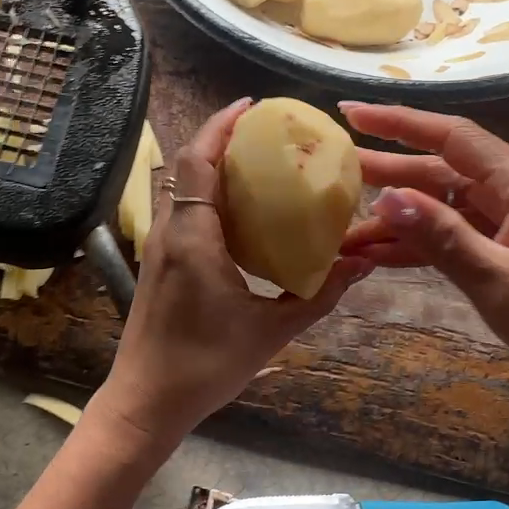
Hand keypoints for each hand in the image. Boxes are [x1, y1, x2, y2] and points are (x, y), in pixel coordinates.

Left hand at [93, 98, 372, 448]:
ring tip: (256, 164)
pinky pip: (181, 211)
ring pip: (181, 188)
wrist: (146, 400)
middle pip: (186, 166)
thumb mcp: (272, 331)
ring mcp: (157, 247)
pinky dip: (206, 196)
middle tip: (264, 133)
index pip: (198, 160)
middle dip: (220, 139)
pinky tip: (239, 213)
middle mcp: (168, 231)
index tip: (253, 107)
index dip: (221, 125)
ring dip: (211, 167)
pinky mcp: (156, 263)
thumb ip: (318, 294)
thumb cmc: (206, 365)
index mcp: (193, 237)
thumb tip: (363, 263)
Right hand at [337, 104, 508, 404]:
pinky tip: (381, 254)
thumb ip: (441, 238)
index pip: (454, 137)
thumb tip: (386, 197)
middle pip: (445, 170)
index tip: (352, 113)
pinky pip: (460, 233)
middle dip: (390, 171)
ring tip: (346, 224)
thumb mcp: (500, 283)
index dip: (400, 123)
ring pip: (448, 205)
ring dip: (402, 216)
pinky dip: (425, 243)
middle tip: (336, 171)